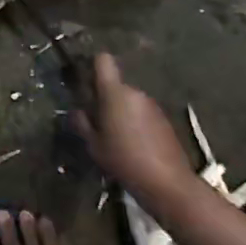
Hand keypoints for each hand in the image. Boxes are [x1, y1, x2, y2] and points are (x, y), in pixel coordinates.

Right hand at [74, 53, 195, 195]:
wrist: (168, 183)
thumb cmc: (124, 160)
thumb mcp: (94, 145)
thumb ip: (82, 123)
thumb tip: (77, 111)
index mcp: (114, 92)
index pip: (103, 60)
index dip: (92, 65)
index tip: (85, 81)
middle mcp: (134, 92)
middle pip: (115, 84)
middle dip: (105, 97)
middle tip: (97, 120)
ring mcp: (152, 105)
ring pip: (129, 100)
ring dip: (121, 111)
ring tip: (116, 137)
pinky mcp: (164, 119)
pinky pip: (142, 112)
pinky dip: (136, 122)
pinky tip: (134, 145)